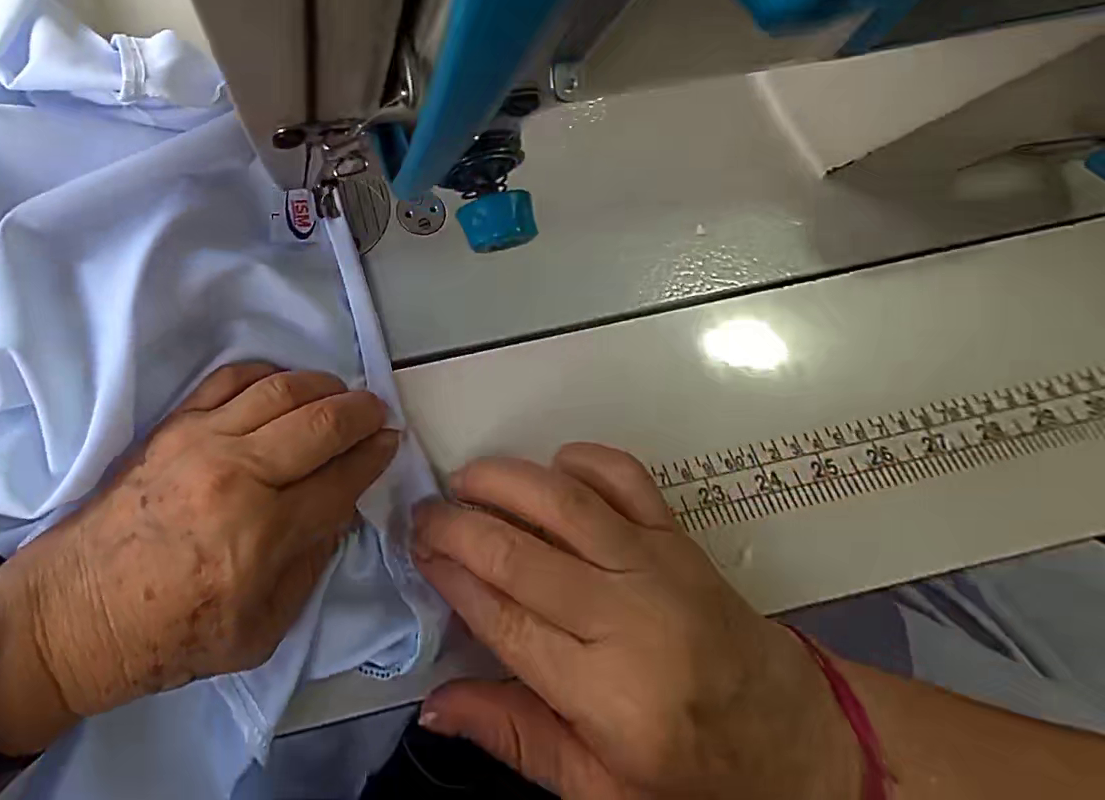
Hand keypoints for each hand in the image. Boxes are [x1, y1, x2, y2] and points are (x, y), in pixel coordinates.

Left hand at [0, 363, 398, 733]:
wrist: (84, 604)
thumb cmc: (173, 633)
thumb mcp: (263, 629)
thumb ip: (309, 564)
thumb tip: (338, 506)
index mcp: (264, 532)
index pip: (340, 478)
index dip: (373, 456)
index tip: (390, 443)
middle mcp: (236, 473)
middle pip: (317, 422)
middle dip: (358, 411)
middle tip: (374, 410)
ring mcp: (200, 440)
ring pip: (276, 390)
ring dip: (318, 384)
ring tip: (338, 392)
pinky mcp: (172, 426)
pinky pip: (226, 380)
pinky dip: (262, 373)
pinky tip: (281, 382)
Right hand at [411, 444, 859, 799]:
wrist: (809, 749)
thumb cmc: (693, 774)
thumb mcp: (600, 787)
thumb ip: (513, 737)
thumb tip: (430, 705)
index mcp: (610, 699)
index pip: (499, 617)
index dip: (446, 576)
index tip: (417, 553)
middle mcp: (632, 625)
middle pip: (514, 553)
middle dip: (451, 525)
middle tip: (423, 517)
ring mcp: (661, 572)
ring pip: (560, 501)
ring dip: (497, 479)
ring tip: (463, 483)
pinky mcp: (681, 541)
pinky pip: (623, 477)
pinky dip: (577, 459)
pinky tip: (547, 472)